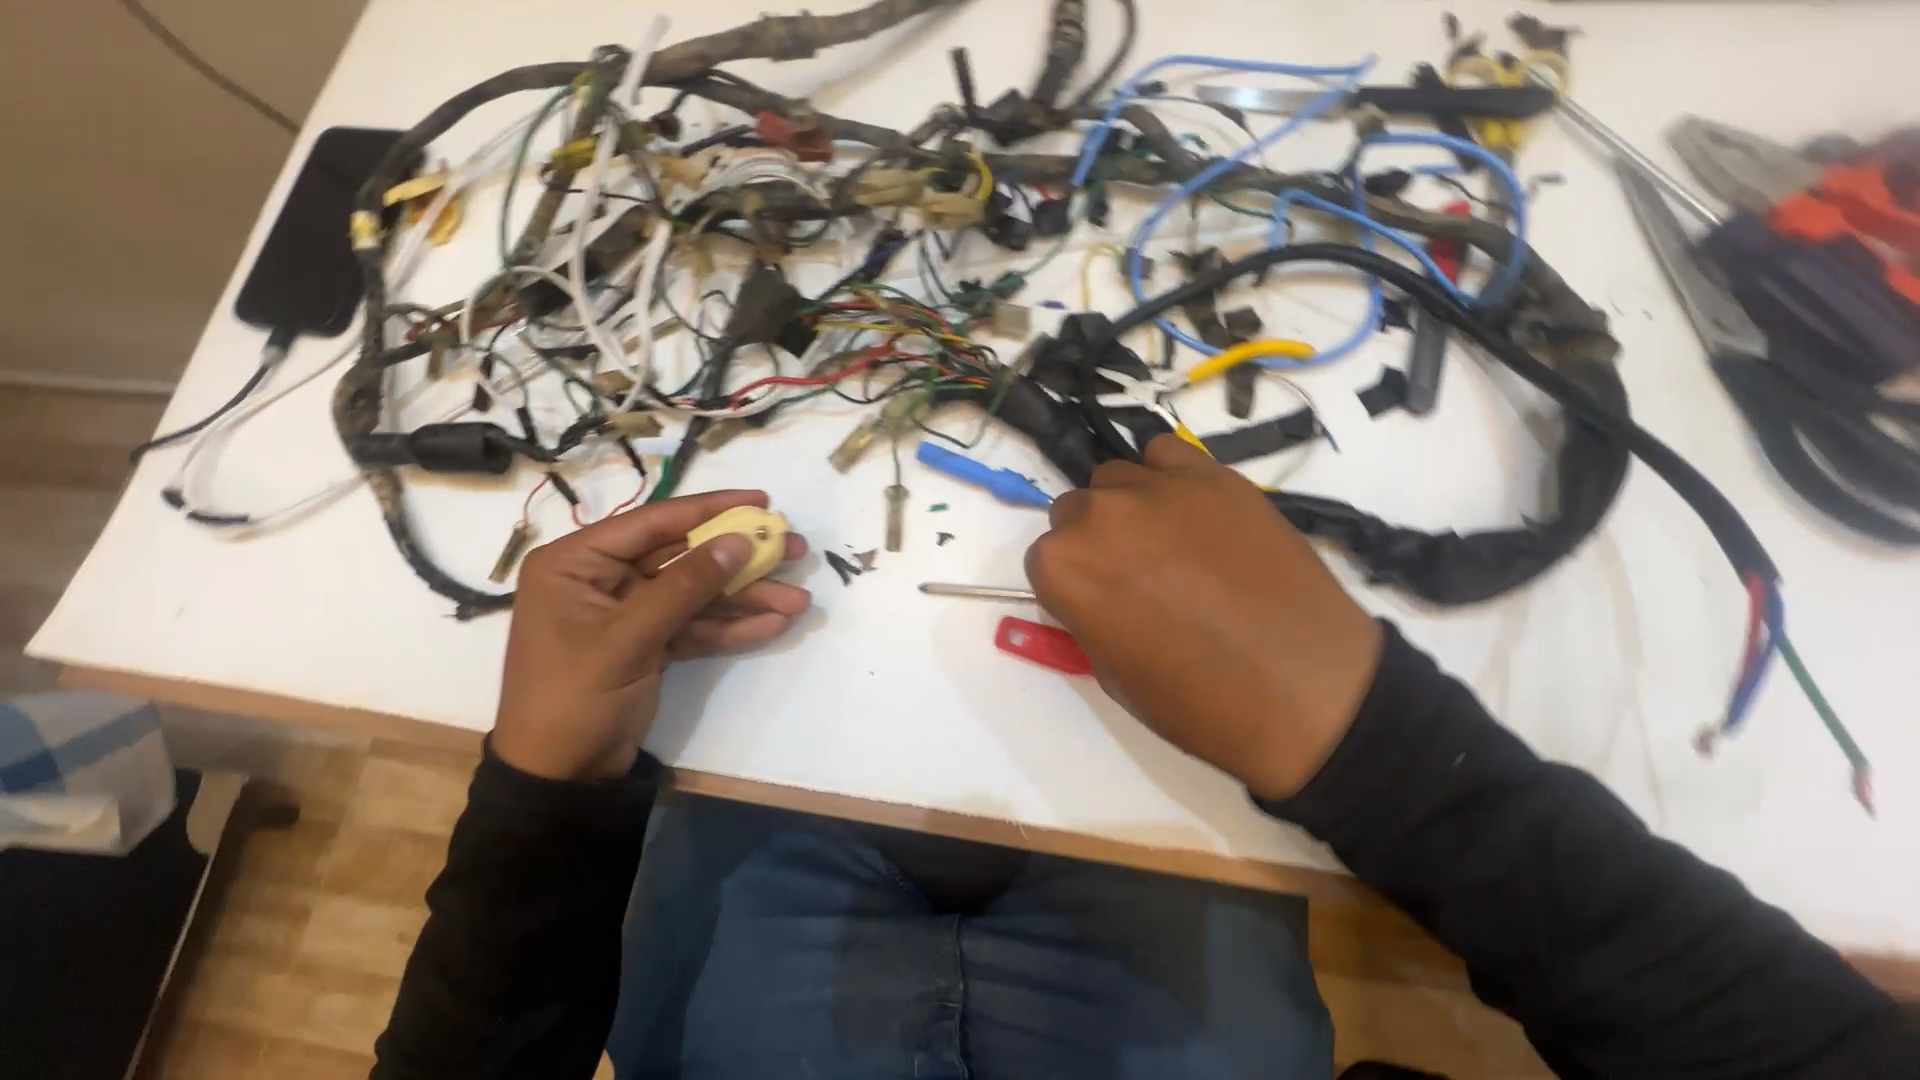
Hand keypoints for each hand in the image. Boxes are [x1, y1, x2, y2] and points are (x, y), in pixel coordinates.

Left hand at [492, 490, 809, 781]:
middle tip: (794, 550)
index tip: (761, 501)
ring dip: (745, 598)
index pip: (652, 523)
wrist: (561, 778)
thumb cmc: (575, 698)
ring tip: (798, 600)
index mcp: (576, 563)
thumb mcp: (629, 638)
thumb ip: (686, 586)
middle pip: (682, 556)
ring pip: (696, 593)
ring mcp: (627, 613)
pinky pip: (695, 625)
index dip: (709, 510)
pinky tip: (773, 624)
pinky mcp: (648, 644)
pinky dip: (731, 627)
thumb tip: (739, 541)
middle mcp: (601, 579)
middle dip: (739, 558)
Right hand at [1026, 436, 1381, 799]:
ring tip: (1173, 546)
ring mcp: (1158, 488)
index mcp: (1065, 567)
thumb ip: (1088, 616)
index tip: (1099, 606)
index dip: (1071, 587)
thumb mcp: (1114, 675)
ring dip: (1130, 509)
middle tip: (1137, 578)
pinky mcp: (1213, 475)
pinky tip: (1194, 513)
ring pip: (1117, 480)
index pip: (1044, 560)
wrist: (1304, 690)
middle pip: (1075, 511)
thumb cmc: (1199, 701)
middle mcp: (1100, 515)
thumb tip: (1095, 593)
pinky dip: (1168, 479)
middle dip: (1095, 543)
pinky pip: (1166, 456)